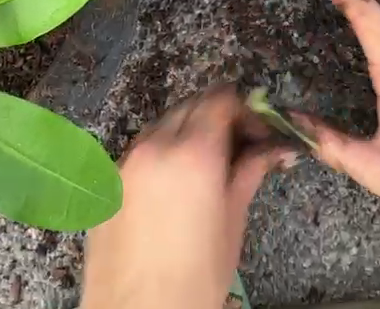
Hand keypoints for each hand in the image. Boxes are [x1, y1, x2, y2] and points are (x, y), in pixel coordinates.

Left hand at [82, 86, 293, 308]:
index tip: (255, 128)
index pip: (220, 99)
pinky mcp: (107, 180)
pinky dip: (159, 153)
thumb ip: (249, 172)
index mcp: (194, 153)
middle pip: (191, 105)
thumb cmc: (196, 279)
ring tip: (203, 165)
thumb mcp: (233, 223)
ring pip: (162, 124)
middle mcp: (156, 145)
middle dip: (215, 116)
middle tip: (235, 144)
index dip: (242, 108)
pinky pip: (139, 150)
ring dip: (185, 130)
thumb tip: (272, 148)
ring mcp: (126, 160)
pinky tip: (171, 185)